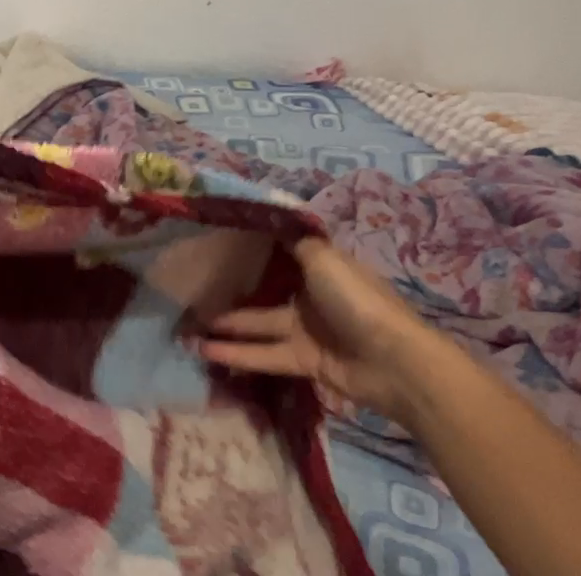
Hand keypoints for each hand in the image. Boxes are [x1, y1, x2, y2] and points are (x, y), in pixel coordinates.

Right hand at [201, 236, 457, 423]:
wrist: (395, 364)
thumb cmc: (358, 301)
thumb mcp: (324, 259)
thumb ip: (294, 241)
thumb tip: (270, 217)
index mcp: (321, 267)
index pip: (281, 251)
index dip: (251, 244)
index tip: (215, 236)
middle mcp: (311, 295)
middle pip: (263, 289)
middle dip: (229, 289)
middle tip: (190, 286)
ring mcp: (307, 330)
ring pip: (257, 324)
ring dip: (224, 326)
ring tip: (185, 326)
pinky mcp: (303, 361)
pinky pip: (263, 354)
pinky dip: (236, 353)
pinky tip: (203, 350)